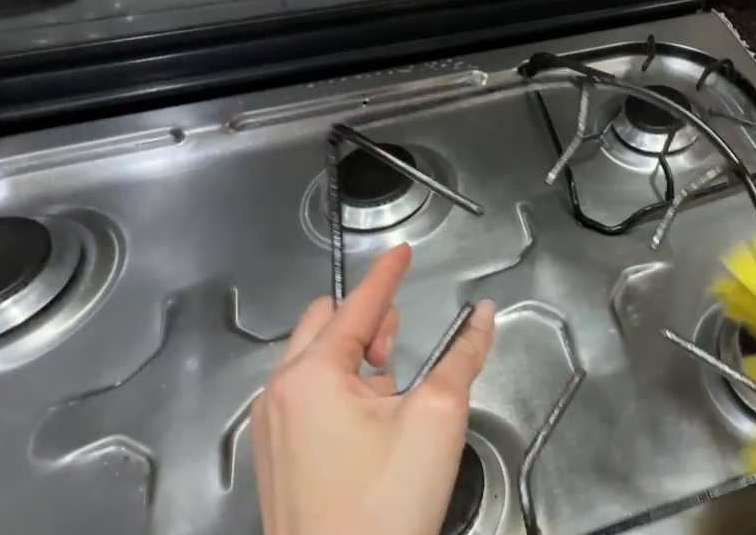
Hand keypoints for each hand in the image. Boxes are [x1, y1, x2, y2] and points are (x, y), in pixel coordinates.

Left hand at [252, 244, 496, 534]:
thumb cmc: (384, 504)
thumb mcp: (437, 417)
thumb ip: (463, 355)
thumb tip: (484, 316)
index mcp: (312, 376)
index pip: (358, 304)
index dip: (388, 274)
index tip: (403, 251)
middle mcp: (280, 395)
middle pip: (325, 325)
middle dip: (366, 321)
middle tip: (400, 343)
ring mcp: (272, 429)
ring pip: (315, 361)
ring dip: (355, 355)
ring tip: (392, 383)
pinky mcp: (277, 459)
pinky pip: (307, 396)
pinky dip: (340, 387)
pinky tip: (372, 419)